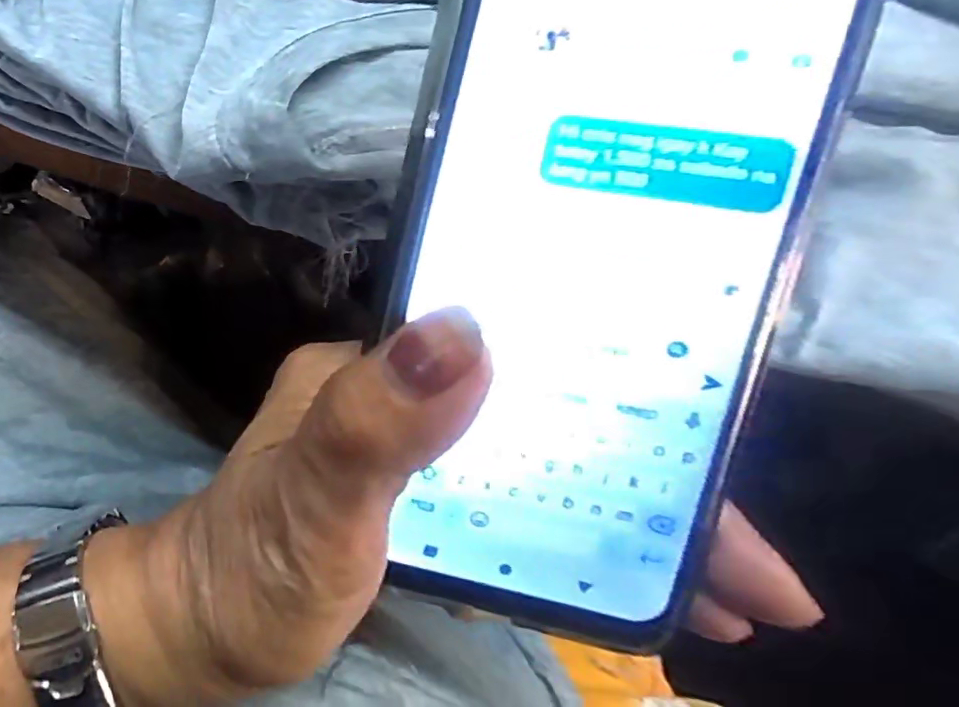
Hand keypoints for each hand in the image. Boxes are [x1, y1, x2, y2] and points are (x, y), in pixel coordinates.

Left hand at [82, 309, 821, 706]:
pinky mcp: (414, 504)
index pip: (503, 348)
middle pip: (537, 412)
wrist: (203, 631)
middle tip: (755, 566)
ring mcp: (406, 448)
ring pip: (533, 465)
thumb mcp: (316, 495)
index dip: (607, 386)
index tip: (711, 436)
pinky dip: (574, 546)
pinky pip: (510, 512)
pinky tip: (632, 590)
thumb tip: (464, 327)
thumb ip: (377, 418)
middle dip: (648, 475)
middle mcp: (393, 390)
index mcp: (370, 363)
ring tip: (729, 597)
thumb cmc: (255, 564)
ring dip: (627, 521)